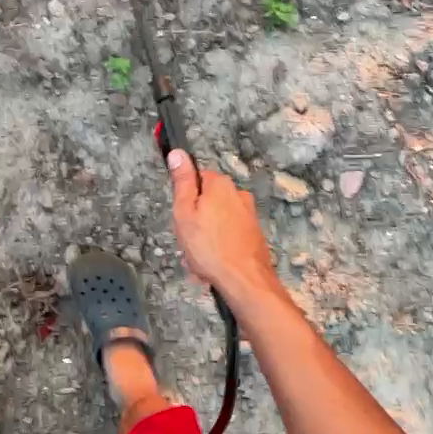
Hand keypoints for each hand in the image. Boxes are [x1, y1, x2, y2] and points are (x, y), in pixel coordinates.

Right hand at [166, 149, 280, 302]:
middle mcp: (238, 193)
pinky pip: (230, 234)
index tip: (183, 219)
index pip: (197, 179)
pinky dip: (221, 245)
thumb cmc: (209, 247)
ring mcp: (249, 214)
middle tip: (190, 242)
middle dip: (198, 219)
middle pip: (209, 200)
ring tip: (200, 259)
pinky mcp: (255, 233)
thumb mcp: (185, 212)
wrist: (246, 281)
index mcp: (220, 183)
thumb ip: (182, 182)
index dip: (187, 199)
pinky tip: (215, 265)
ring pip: (219, 219)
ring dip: (208, 235)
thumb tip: (177, 152)